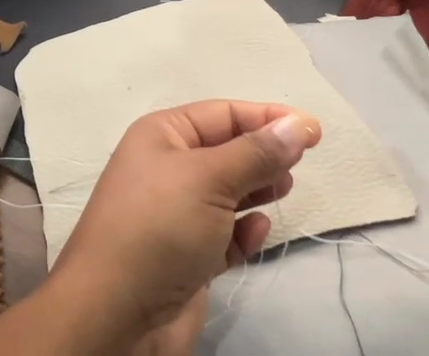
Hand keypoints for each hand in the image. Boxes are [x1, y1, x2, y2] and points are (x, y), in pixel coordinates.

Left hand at [0, 100, 320, 355]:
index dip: (268, 117)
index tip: (313, 130)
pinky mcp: (187, 256)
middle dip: (264, 152)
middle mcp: (168, 168)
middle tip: (301, 163)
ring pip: (228, 192)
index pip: (223, 113)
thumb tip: (298, 123)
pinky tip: (257, 232)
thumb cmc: (159, 227)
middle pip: (227, 150)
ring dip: (257, 188)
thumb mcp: (209, 179)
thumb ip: (257, 153)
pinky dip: (243, 232)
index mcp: (162, 135)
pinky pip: (224, 234)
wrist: (115, 314)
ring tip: (285, 188)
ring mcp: (176, 214)